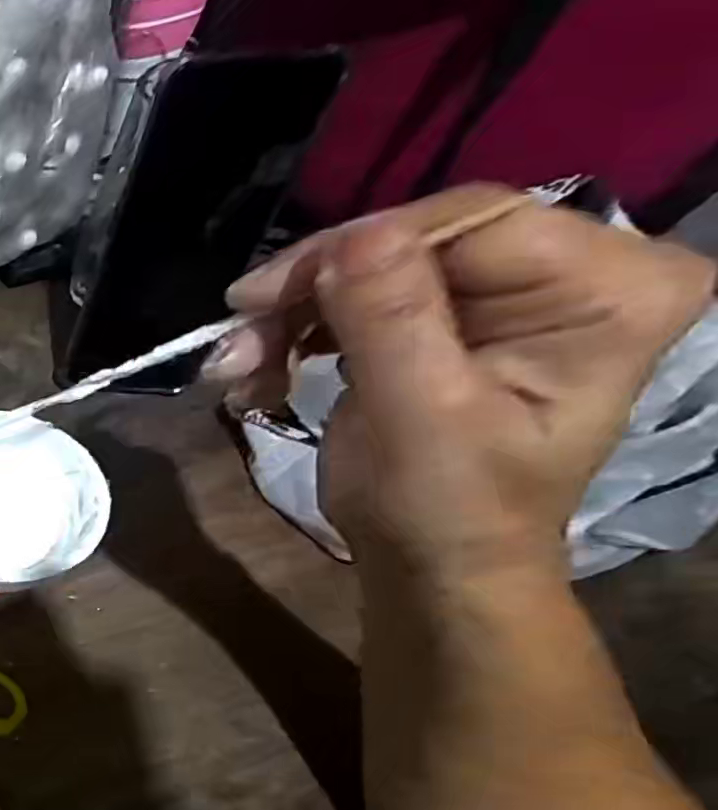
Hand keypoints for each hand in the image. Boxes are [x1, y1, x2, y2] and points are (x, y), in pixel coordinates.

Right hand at [214, 184, 714, 582]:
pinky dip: (290, 337)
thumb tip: (350, 239)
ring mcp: (491, 300)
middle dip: (306, 294)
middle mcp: (562, 275)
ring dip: (284, 322)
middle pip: (407, 244)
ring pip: (363, 272)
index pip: (470, 223)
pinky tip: (256, 376)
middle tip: (232, 343)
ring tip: (232, 373)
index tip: (256, 301)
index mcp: (604, 288)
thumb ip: (393, 323)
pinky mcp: (433, 324)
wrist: (429, 560)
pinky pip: (347, 304)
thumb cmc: (443, 505)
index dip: (355, 251)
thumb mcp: (419, 417)